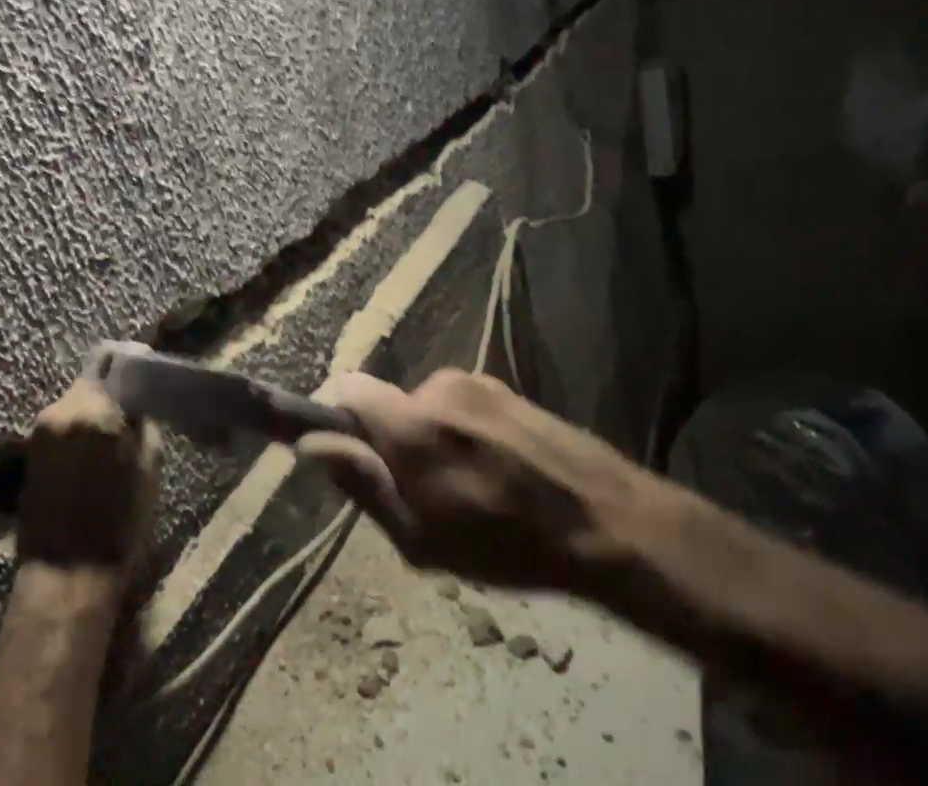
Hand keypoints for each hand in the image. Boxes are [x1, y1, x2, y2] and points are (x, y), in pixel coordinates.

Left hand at [16, 380, 160, 572]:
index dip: (132, 363)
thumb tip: (137, 400)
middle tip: (132, 412)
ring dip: (92, 412)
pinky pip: (60, 425)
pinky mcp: (29, 449)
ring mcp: (40, 428)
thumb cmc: (120, 524)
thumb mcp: (148, 468)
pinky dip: (76, 430)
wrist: (67, 571)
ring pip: (73, 404)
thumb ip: (142, 423)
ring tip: (113, 440)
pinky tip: (91, 458)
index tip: (145, 369)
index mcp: (95, 411)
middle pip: (90, 382)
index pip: (112, 363)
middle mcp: (62, 410)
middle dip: (110, 391)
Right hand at [297, 369, 648, 588]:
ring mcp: (480, 385)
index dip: (334, 418)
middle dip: (391, 441)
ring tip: (468, 487)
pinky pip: (462, 406)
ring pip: (427, 407)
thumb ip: (362, 483)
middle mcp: (440, 388)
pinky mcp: (511, 390)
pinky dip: (463, 433)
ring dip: (430, 438)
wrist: (617, 526)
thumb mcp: (420, 536)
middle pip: (388, 405)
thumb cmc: (508, 543)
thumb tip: (310, 446)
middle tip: (420, 493)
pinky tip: (497, 472)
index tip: (347, 457)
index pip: (344, 388)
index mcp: (410, 423)